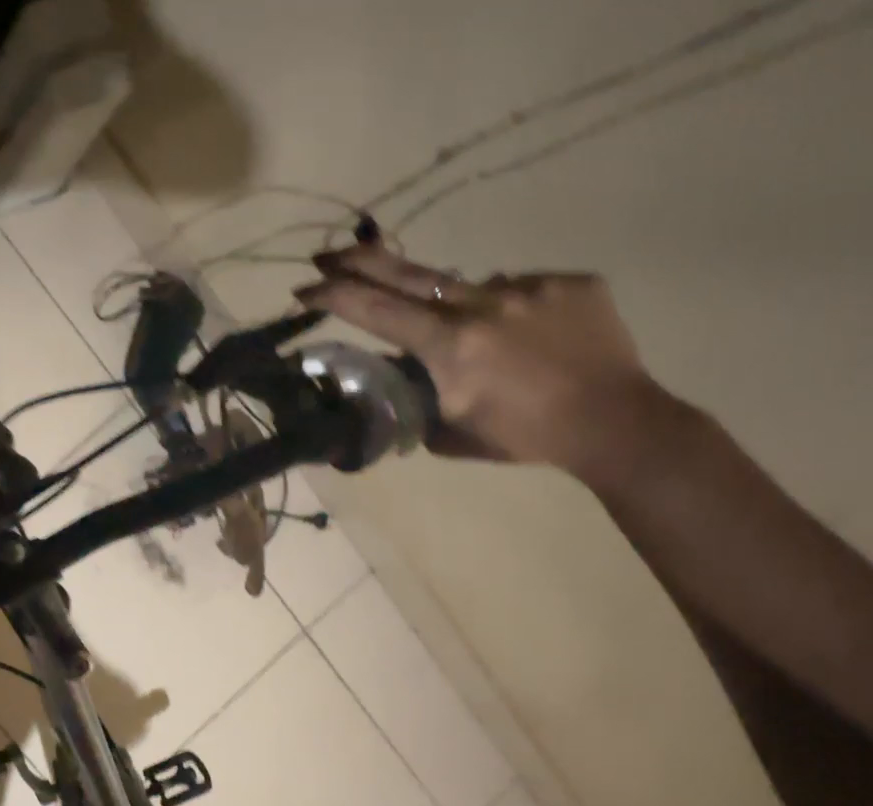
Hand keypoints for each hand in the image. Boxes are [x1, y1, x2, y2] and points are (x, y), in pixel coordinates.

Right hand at [295, 245, 676, 482]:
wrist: (616, 423)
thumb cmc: (522, 437)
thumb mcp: (448, 429)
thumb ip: (418, 394)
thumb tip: (406, 365)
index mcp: (450, 346)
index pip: (377, 310)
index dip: (334, 297)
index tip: (303, 288)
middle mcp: (484, 306)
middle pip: (408, 276)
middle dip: (360, 264)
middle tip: (327, 255)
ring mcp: (531, 289)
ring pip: (473, 288)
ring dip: (464, 312)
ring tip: (492, 348)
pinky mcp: (572, 283)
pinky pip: (523, 289)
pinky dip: (515, 311)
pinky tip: (533, 341)